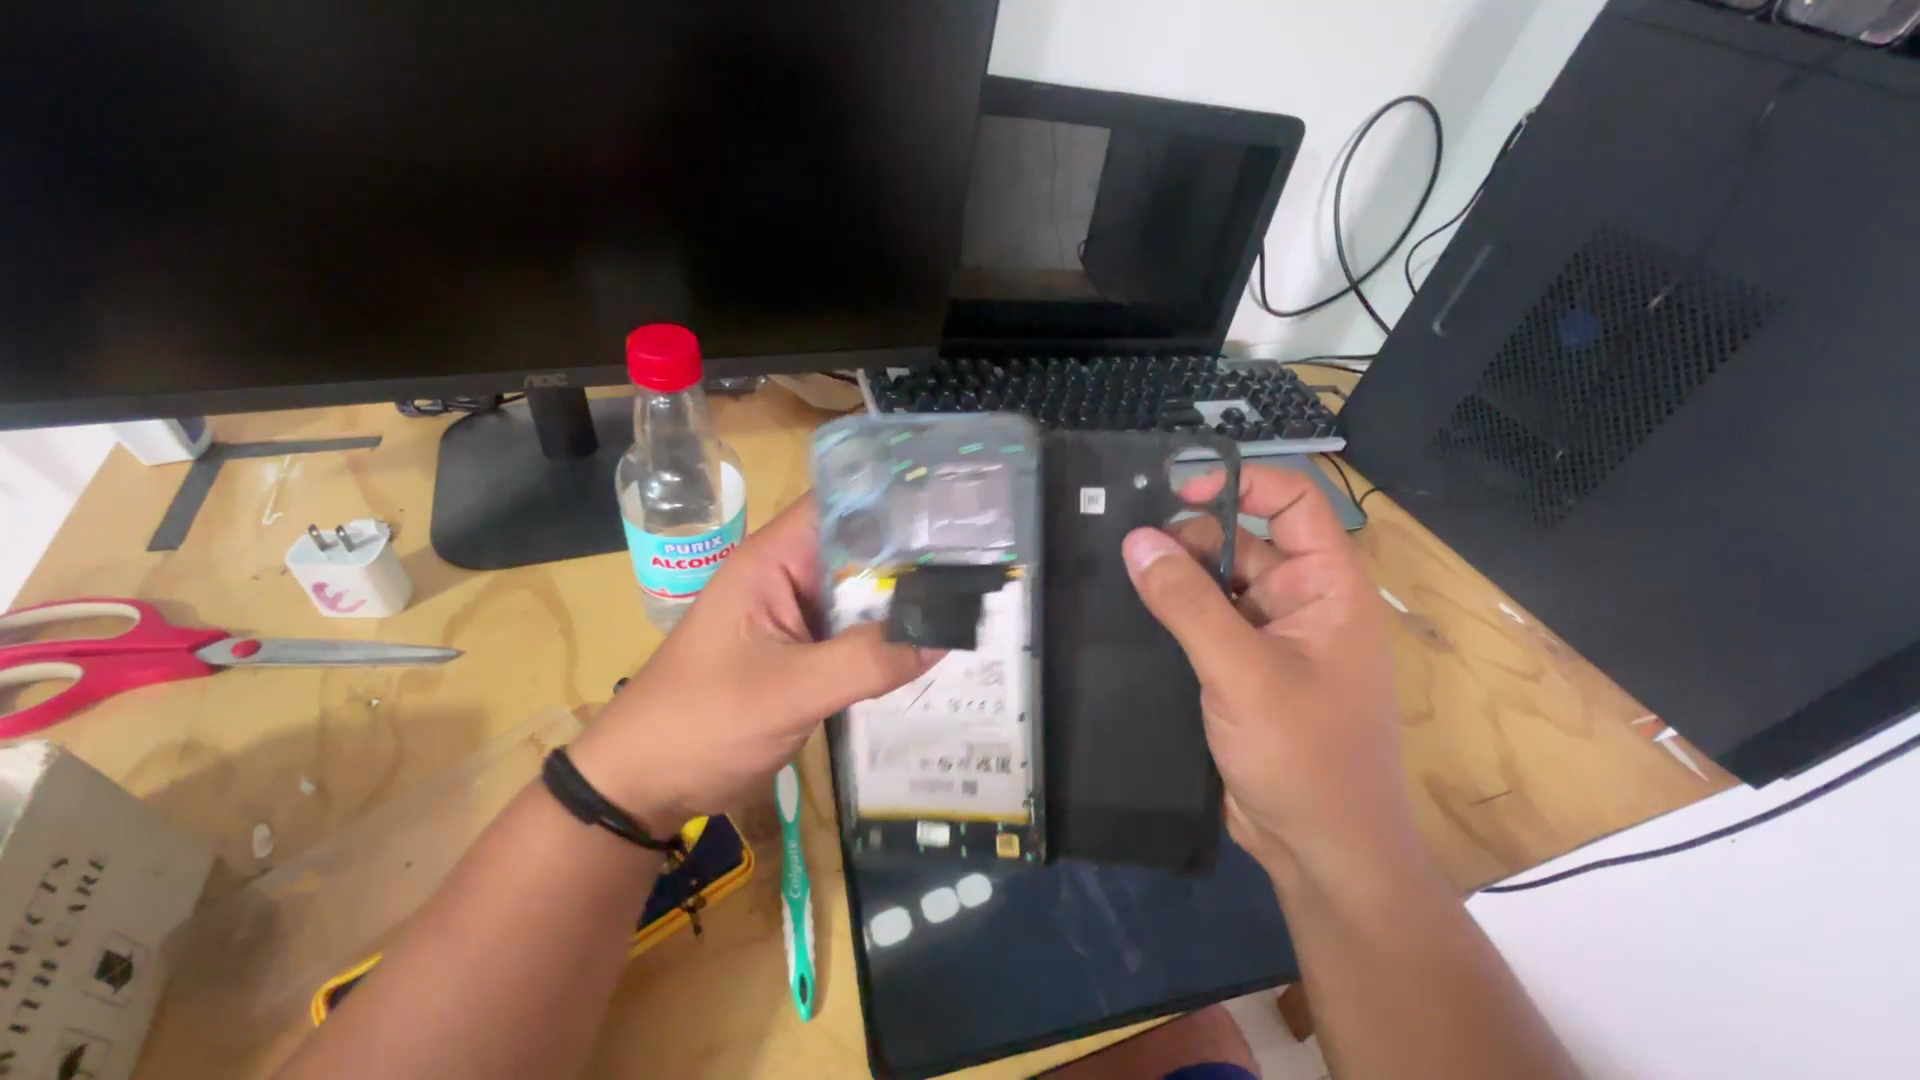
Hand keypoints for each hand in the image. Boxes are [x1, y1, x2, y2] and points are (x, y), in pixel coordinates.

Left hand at [569, 497, 938, 835]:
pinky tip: (936, 645)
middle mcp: (787, 578)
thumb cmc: (701, 722)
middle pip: (861, 551)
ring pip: (862, 597)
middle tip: (984, 562)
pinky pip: (855, 637)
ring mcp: (795, 619)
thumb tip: (944, 636)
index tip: (958, 511)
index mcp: (772, 561)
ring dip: (907, 602)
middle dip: (917, 556)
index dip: (898, 500)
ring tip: (975, 598)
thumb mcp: (788, 691)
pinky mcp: (802, 657)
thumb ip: (867, 662)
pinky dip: (889, 641)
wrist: (643, 785)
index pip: (843, 505)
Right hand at [1122, 465, 1419, 886]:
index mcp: (1328, 588)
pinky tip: (1129, 616)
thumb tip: (1137, 540)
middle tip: (1129, 550)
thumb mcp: (1242, 672)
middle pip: (1244, 543)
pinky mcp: (1243, 675)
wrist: (1323, 852)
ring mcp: (1271, 642)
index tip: (1176, 491)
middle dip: (1190, 539)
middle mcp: (1301, 604)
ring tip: (1117, 576)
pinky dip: (1173, 618)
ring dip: (1175, 580)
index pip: (1293, 503)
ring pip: (1217, 587)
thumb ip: (1187, 603)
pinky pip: (1205, 627)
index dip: (1241, 483)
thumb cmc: (1303, 755)